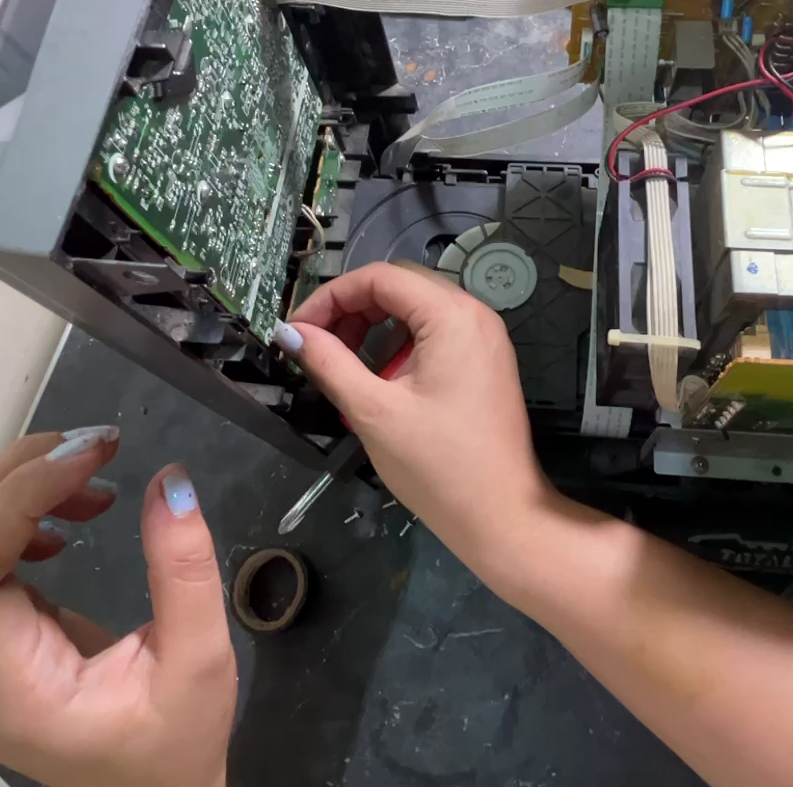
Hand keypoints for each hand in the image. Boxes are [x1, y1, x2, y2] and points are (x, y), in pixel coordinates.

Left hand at [0, 428, 234, 786]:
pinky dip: (17, 510)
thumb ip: (184, 572)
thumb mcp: (200, 661)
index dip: (17, 496)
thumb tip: (169, 480)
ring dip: (14, 485)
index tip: (97, 453)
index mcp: (1, 686)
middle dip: (10, 474)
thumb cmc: (173, 746)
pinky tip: (73, 513)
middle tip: (99, 448)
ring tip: (96, 473)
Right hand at [287, 261, 555, 552]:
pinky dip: (400, 343)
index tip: (298, 329)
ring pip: (416, 308)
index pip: (380, 277)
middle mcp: (474, 313)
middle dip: (351, 309)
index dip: (331, 296)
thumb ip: (330, 362)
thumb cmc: (438, 465)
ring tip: (343, 363)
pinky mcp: (485, 359)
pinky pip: (435, 332)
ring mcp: (484, 336)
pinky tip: (379, 376)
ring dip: (374, 326)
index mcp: (452, 315)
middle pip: (400, 286)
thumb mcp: (373, 411)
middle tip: (316, 345)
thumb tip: (291, 333)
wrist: (501, 515)